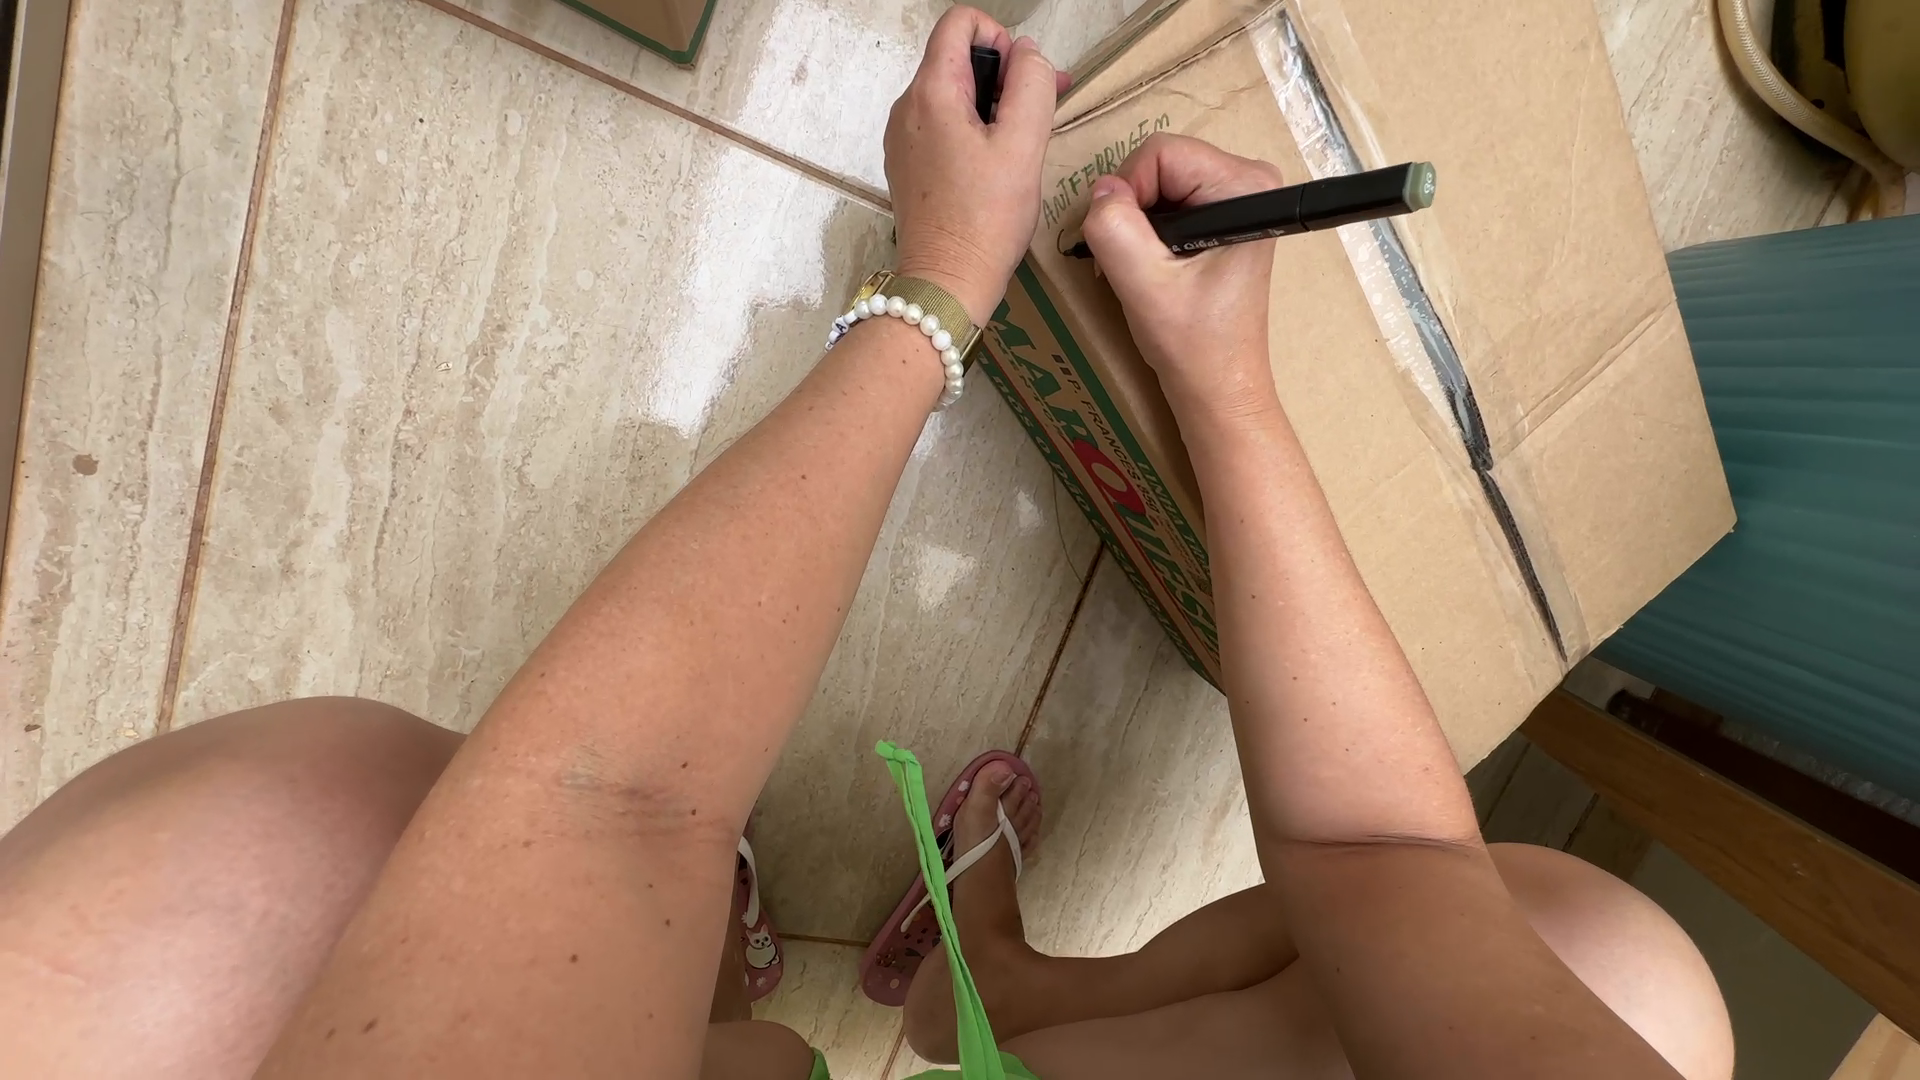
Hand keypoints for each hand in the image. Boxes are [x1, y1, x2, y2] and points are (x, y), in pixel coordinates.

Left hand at [885, 7, 1066, 324]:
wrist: (946, 286)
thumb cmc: (985, 222)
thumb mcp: (1023, 145)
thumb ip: (1031, 84)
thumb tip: (1026, 54)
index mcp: (930, 93)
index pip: (961, 21)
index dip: (1001, 39)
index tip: (1025, 84)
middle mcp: (906, 110)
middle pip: (956, 61)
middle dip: (1001, 78)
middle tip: (1038, 116)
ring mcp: (902, 142)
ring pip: (950, 99)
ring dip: (988, 111)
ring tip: (1018, 151)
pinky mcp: (907, 171)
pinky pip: (941, 133)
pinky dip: (969, 138)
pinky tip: (992, 172)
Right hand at [1082, 133, 1284, 426]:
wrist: (1217, 385)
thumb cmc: (1193, 344)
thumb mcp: (1145, 287)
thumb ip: (1116, 231)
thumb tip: (1098, 192)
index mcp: (1244, 187)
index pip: (1160, 152)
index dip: (1125, 192)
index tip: (1118, 246)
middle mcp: (1247, 182)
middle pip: (1159, 164)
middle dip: (1129, 210)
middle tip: (1121, 263)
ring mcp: (1234, 202)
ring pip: (1157, 185)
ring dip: (1132, 227)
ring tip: (1133, 272)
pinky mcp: (1219, 222)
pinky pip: (1166, 206)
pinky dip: (1143, 236)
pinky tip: (1144, 271)